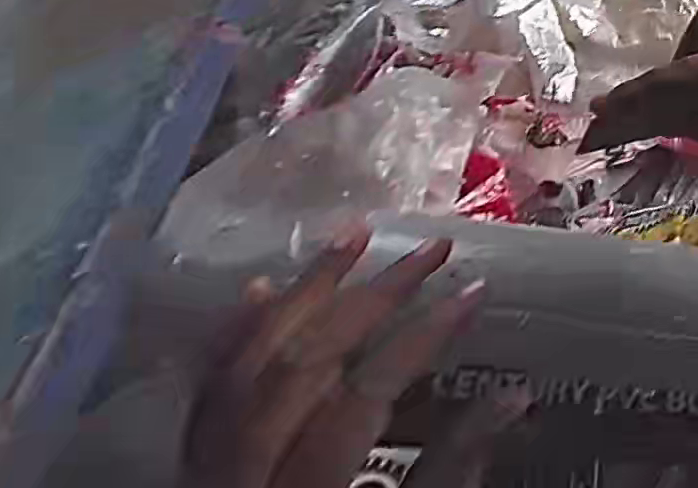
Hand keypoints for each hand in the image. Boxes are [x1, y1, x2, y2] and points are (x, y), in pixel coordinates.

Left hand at [184, 230, 523, 487]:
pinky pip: (201, 390)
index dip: (423, 337)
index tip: (474, 291)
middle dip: (378, 294)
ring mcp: (202, 470)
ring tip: (358, 234)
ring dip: (309, 288)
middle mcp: (243, 477)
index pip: (366, 396)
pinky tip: (259, 288)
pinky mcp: (183, 469)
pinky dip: (233, 334)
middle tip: (433, 249)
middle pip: (309, 361)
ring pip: (252, 358)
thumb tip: (514, 397)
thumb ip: (449, 473)